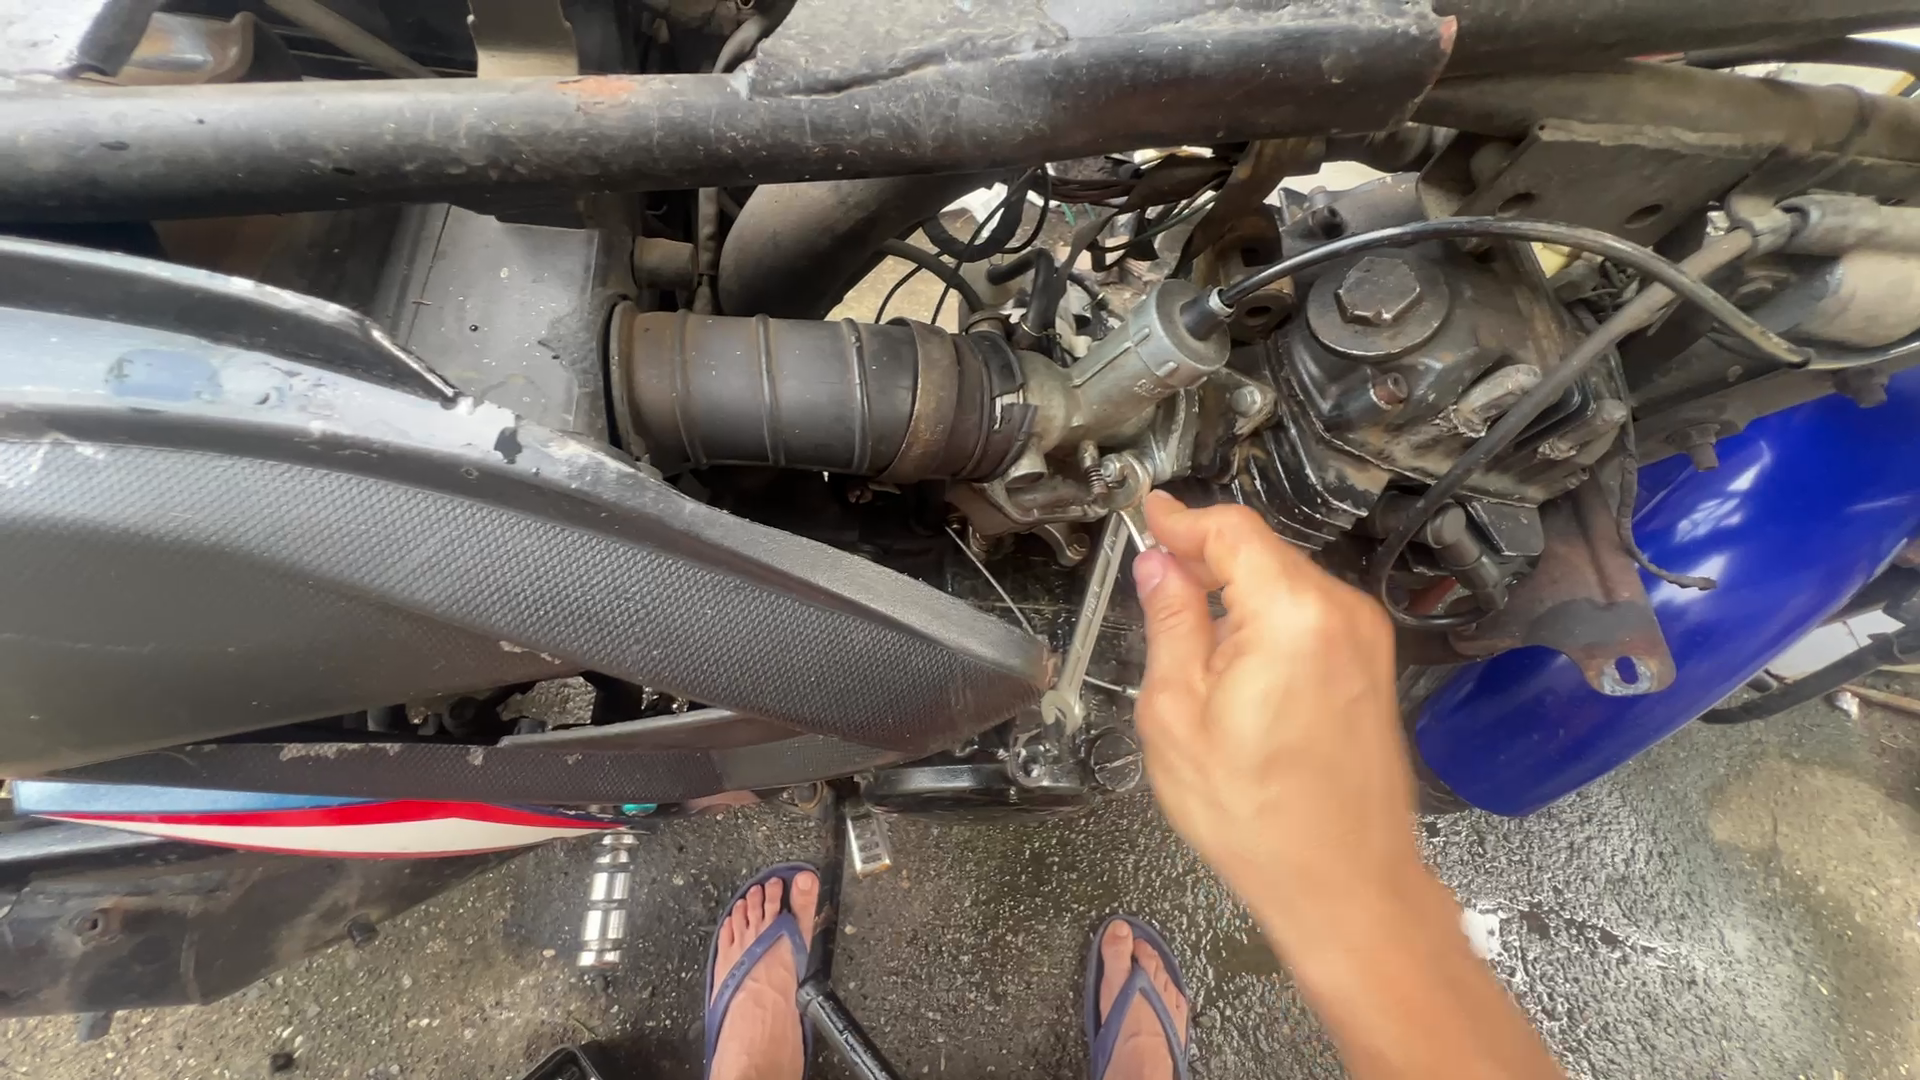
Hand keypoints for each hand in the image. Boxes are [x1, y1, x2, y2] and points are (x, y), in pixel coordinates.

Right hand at [1131, 492, 1421, 937]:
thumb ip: (1170, 622)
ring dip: (1230, 585)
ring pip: (1282, 579)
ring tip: (1185, 620)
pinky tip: (1230, 650)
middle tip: (1154, 571)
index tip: (1148, 514)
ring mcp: (1364, 639)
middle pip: (1260, 550)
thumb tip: (1158, 566)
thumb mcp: (1176, 711)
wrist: (1343, 886)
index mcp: (1290, 616)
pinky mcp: (1370, 664)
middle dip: (1202, 553)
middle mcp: (1340, 614)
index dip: (1182, 518)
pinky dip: (1262, 611)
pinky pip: (1306, 611)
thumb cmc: (1253, 812)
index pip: (1232, 530)